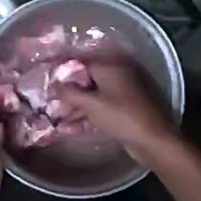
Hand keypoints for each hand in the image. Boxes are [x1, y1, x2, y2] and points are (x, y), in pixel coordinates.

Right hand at [58, 62, 180, 163]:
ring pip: (93, 93)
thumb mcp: (90, 104)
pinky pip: (101, 105)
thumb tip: (54, 84)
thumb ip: (69, 92)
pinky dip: (88, 112)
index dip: (63, 71)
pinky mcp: (125, 106)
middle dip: (69, 90)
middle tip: (53, 101)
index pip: (80, 61)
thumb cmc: (120, 116)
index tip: (47, 80)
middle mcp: (117, 73)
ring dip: (77, 104)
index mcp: (109, 66)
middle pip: (87, 78)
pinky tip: (73, 125)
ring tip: (59, 117)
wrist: (152, 139)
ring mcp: (122, 90)